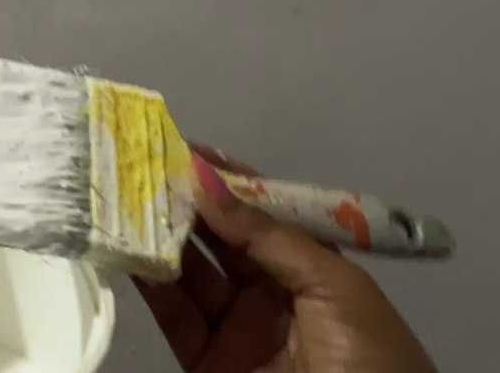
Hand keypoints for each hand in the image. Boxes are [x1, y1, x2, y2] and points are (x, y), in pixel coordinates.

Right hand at [134, 148, 435, 372]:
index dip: (226, 178)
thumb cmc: (372, 363)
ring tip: (127, 198)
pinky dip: (149, 281)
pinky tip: (129, 248)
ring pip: (189, 268)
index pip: (261, 210)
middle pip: (218, 235)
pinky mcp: (206, 361)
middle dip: (184, 200)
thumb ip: (269, 235)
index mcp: (311, 268)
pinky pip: (173, 313)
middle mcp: (269, 290)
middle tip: (144, 166)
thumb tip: (205, 179)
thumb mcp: (337, 289)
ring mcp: (236, 327)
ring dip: (160, 234)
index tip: (185, 148)